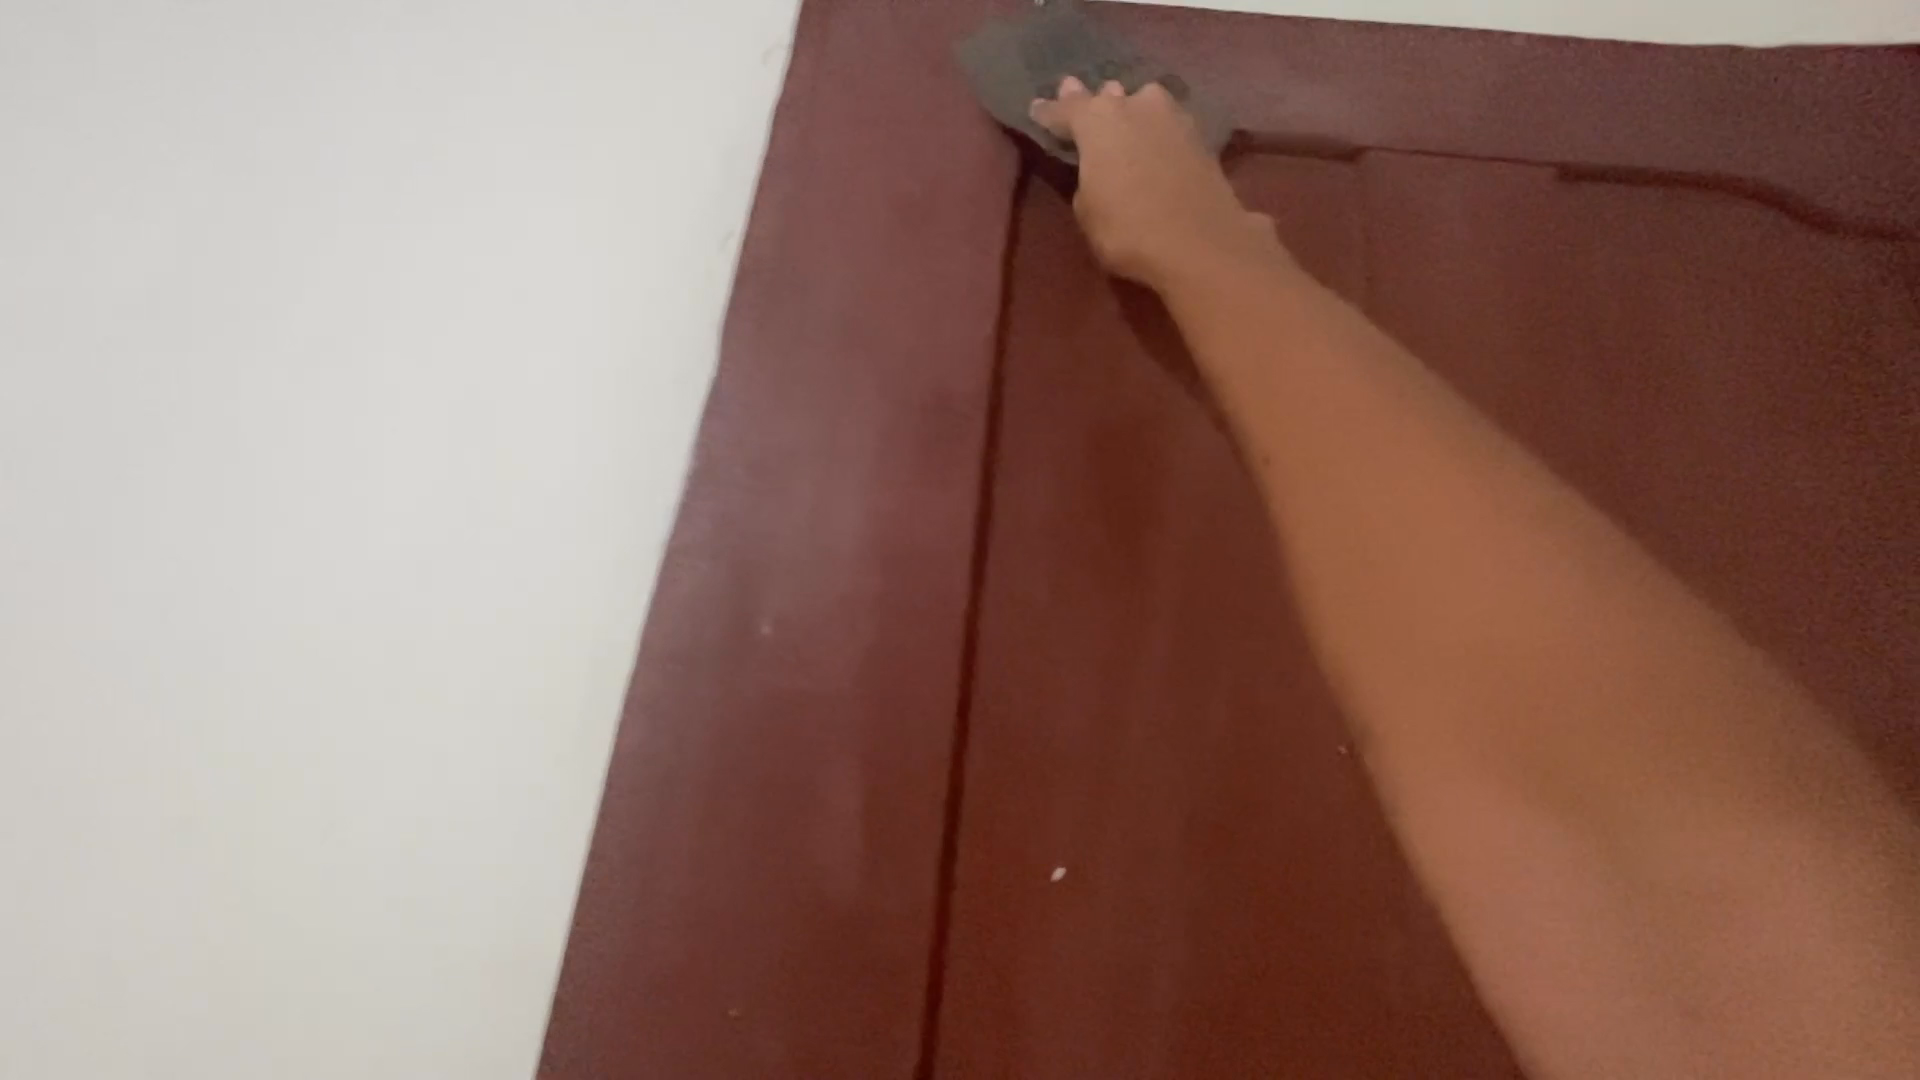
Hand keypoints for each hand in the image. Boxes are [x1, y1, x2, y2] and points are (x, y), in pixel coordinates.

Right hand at [1030, 76, 1285, 290]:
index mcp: (1096, 121)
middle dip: (1093, 101)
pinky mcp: (1200, 136)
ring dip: (1130, 110)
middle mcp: (1134, 105)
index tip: (1035, 108)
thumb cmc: (1127, 231)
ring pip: (1143, 104)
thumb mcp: (1087, 213)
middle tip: (1079, 97)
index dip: (1048, 112)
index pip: (1064, 110)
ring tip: (1123, 118)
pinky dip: (1155, 131)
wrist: (1199, 242)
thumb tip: (1097, 166)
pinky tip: (1153, 141)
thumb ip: (1086, 181)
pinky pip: (1166, 125)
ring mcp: (1172, 116)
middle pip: (1108, 98)